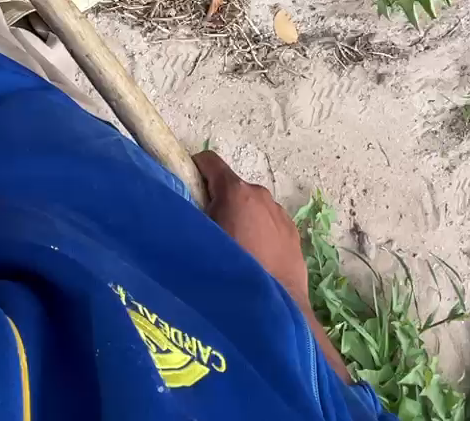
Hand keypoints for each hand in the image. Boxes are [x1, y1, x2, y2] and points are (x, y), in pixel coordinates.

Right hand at [195, 150, 307, 304]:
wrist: (278, 309)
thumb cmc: (232, 271)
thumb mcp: (198, 240)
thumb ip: (189, 215)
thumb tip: (177, 204)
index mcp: (235, 192)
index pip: (208, 161)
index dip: (193, 171)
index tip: (187, 192)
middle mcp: (260, 194)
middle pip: (230, 187)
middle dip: (217, 202)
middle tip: (209, 233)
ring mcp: (280, 213)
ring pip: (250, 206)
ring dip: (239, 218)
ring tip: (234, 251)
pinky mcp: (293, 233)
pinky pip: (268, 222)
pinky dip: (258, 232)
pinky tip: (254, 260)